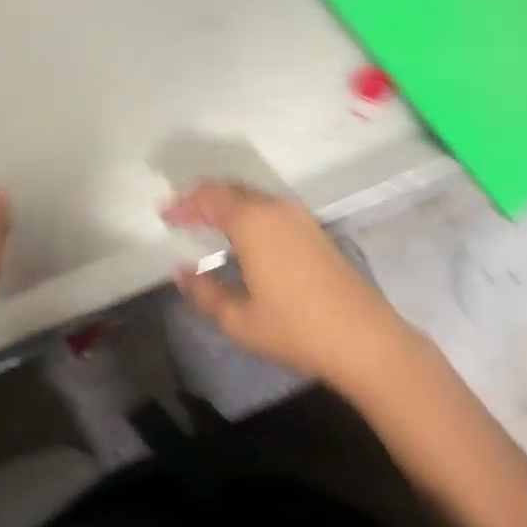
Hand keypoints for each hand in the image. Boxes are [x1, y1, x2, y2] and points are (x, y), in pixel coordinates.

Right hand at [162, 181, 414, 392]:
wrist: (362, 337)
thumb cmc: (294, 328)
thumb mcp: (238, 319)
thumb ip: (205, 292)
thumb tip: (183, 272)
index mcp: (252, 222)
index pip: (210, 198)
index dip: (184, 204)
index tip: (164, 214)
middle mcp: (276, 208)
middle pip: (232, 190)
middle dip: (203, 197)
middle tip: (180, 212)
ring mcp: (300, 217)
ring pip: (253, 196)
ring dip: (227, 202)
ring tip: (205, 220)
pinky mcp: (315, 229)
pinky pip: (271, 207)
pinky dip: (248, 211)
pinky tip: (241, 233)